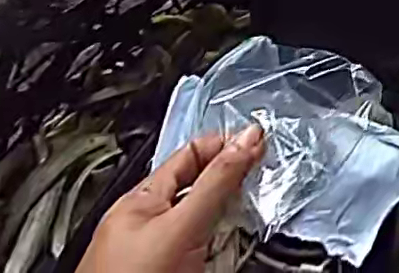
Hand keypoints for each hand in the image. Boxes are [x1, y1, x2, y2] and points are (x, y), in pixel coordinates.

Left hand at [77, 125, 264, 272]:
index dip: (226, 146)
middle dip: (230, 193)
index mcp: (139, 202)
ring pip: (205, 228)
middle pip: (201, 191)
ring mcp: (156, 259)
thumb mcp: (182, 226)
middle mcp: (144, 228)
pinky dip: (220, 256)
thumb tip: (248, 137)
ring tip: (237, 234)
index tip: (259, 147)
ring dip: (227, 228)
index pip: (192, 153)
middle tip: (255, 192)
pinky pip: (203, 258)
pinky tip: (226, 260)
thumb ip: (217, 179)